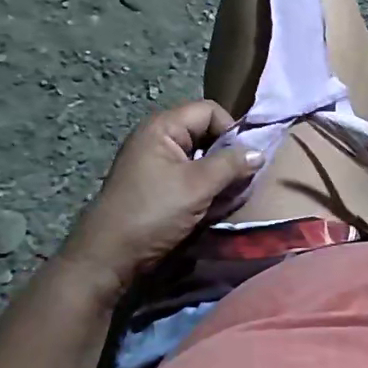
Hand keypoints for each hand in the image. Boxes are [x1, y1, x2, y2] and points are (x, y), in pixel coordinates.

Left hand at [57, 101, 260, 299]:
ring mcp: (152, 161)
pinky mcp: (153, 184)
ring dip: (215, 174)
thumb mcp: (197, 186)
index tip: (245, 158)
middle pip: (203, 132)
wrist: (108, 256)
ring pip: (197, 156)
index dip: (231, 129)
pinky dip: (202, 186)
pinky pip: (186, 175)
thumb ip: (230, 165)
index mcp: (162, 127)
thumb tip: (259, 152)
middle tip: (240, 179)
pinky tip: (210, 205)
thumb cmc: (152, 213)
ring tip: (228, 195)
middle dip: (226, 154)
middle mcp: (156, 137)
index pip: (208, 111)